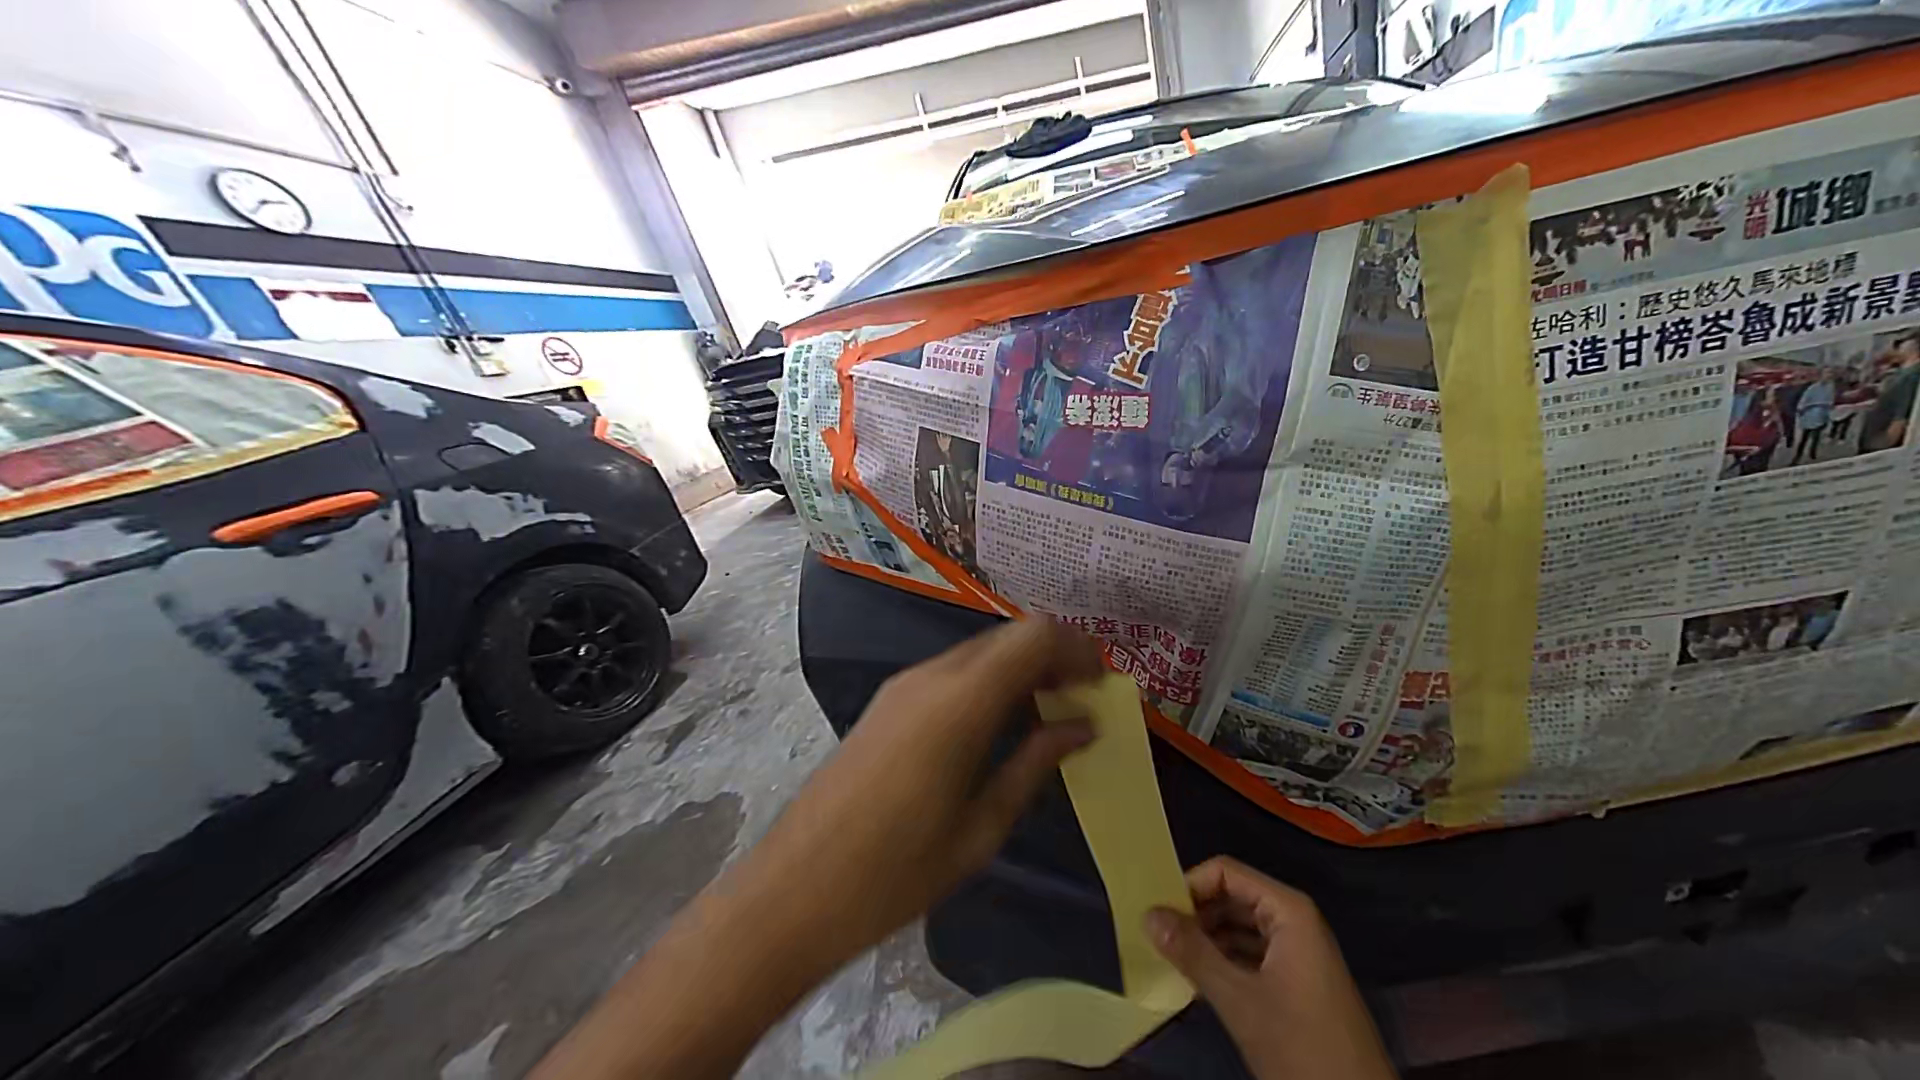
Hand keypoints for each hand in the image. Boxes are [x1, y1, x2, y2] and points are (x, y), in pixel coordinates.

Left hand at [743, 616, 1104, 958]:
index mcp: (961, 702)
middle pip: (1008, 636)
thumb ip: (1034, 763)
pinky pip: (952, 671)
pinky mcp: (889, 701)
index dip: (1076, 649)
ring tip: (1048, 714)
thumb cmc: (899, 871)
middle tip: (1082, 701)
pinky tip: (1000, 723)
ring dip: (1020, 669)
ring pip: (980, 651)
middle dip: (1053, 657)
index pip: (1034, 636)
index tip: (1101, 685)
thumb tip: (1082, 726)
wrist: (799, 885)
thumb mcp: (983, 825)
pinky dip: (989, 682)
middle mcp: (932, 676)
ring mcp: (904, 685)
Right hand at [1146, 857, 1397, 1079]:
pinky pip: (1250, 952)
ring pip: (1238, 925)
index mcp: (1288, 911)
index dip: (1190, 886)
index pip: (1225, 872)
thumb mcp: (1239, 999)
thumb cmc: (1302, 1046)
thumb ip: (1192, 952)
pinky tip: (1199, 980)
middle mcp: (1294, 921)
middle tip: (1160, 937)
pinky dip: (1223, 959)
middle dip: (1195, 913)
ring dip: (1206, 938)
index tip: (1158, 913)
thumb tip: (1148, 914)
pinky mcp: (1297, 980)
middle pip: (1232, 896)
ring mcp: (1298, 951)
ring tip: (1173, 959)